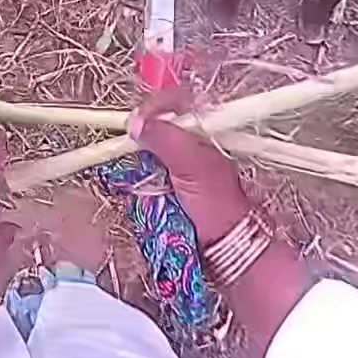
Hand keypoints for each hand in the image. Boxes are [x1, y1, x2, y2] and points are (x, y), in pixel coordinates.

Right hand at [130, 90, 309, 357]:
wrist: (231, 253)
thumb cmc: (218, 207)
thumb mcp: (192, 167)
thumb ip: (166, 139)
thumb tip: (136, 121)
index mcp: (205, 134)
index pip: (175, 104)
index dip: (153, 107)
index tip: (134, 120)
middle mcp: (192, 147)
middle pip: (156, 127)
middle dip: (139, 135)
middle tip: (126, 144)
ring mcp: (181, 170)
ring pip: (148, 152)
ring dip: (137, 160)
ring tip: (131, 168)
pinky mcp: (170, 191)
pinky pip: (146, 175)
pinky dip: (138, 180)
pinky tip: (137, 187)